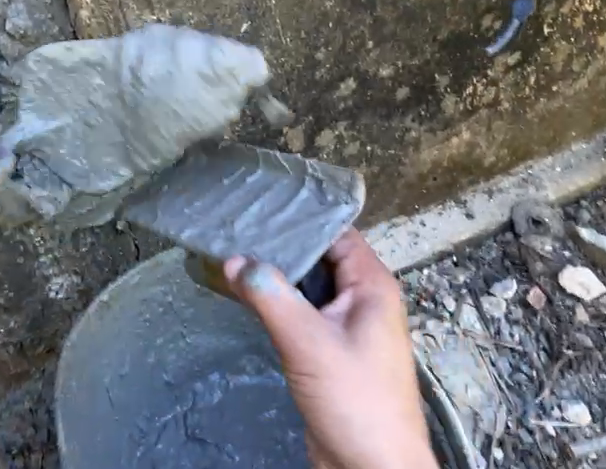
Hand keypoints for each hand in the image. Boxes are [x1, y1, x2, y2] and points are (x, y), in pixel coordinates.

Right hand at [226, 231, 436, 468]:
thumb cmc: (355, 401)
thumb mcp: (308, 342)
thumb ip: (270, 296)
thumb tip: (233, 260)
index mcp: (372, 285)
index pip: (335, 231)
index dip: (301, 217)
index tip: (260, 204)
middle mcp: (362, 298)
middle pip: (319, 256)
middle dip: (282, 244)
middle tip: (237, 225)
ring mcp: (347, 326)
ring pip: (309, 285)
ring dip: (278, 274)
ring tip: (234, 251)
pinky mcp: (331, 350)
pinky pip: (303, 312)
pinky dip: (279, 301)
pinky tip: (248, 293)